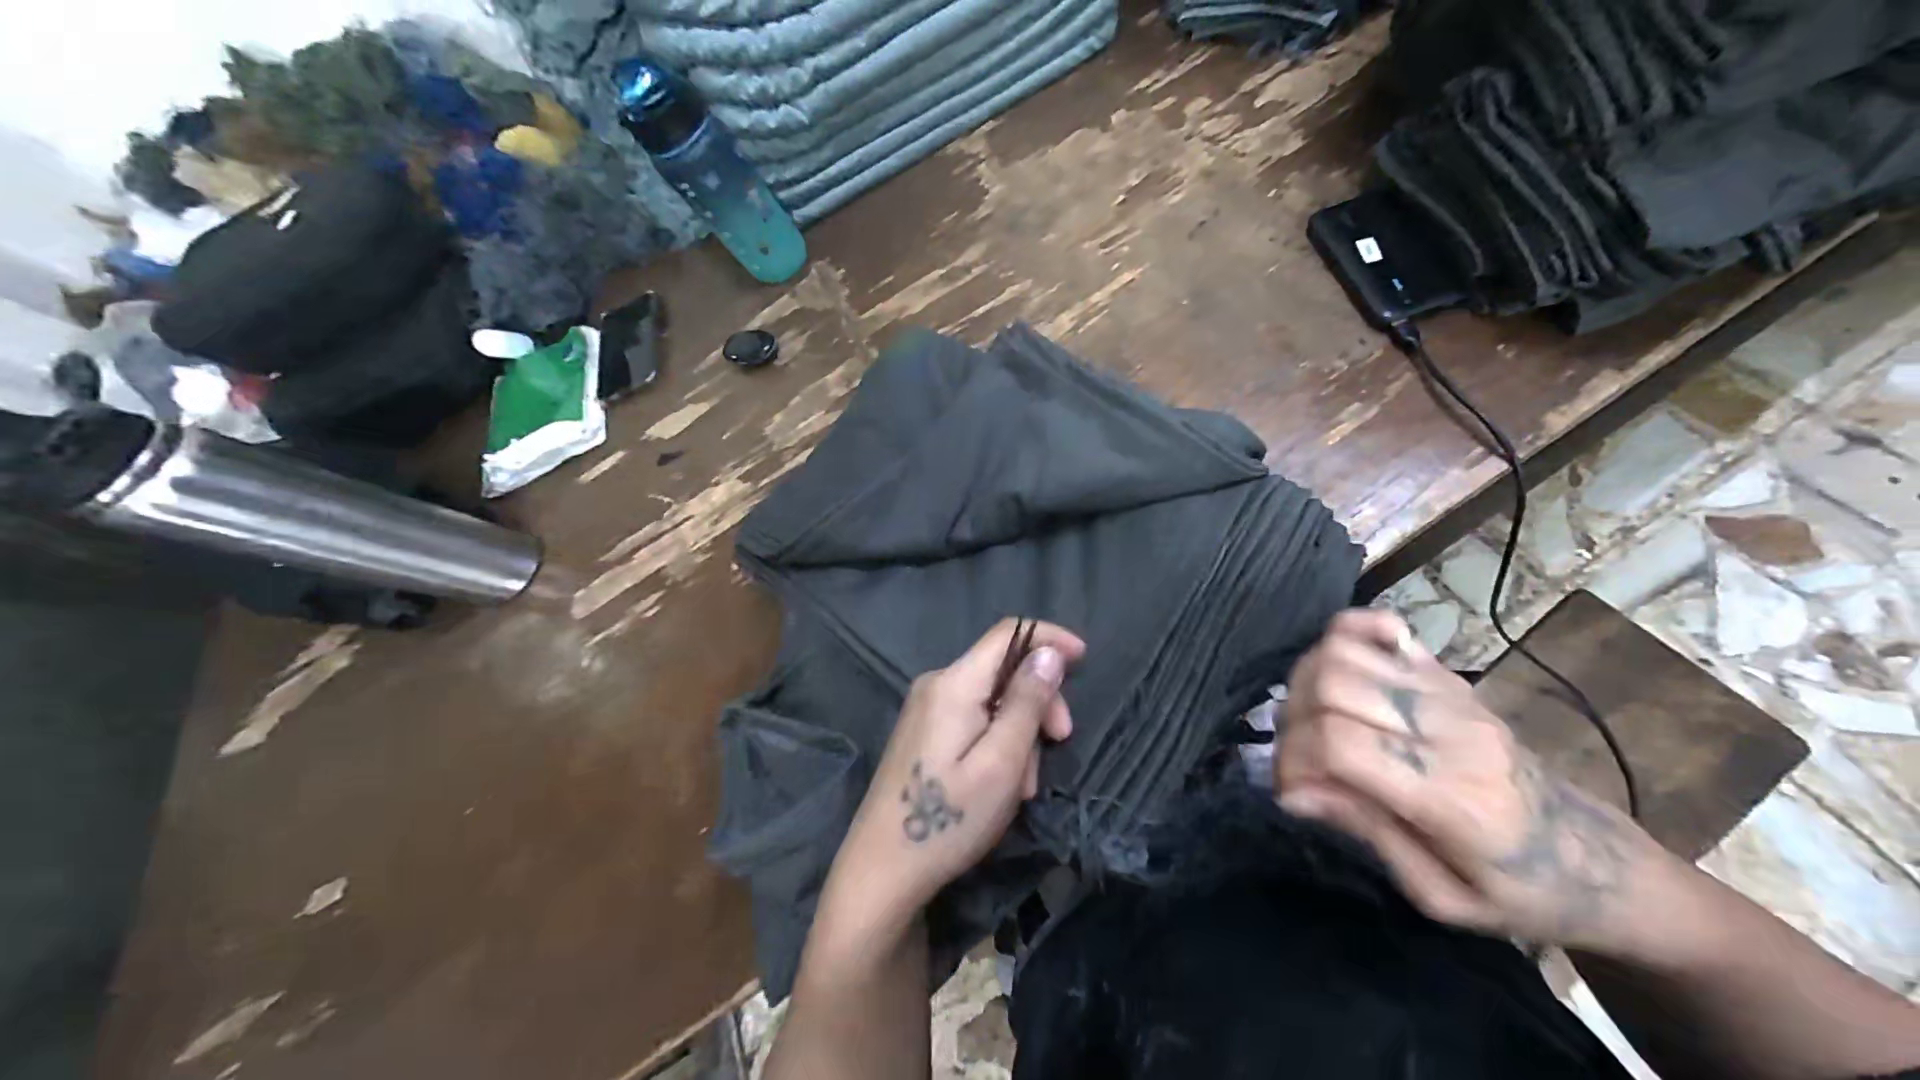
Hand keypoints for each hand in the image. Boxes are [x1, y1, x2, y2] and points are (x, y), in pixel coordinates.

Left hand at [818, 618, 1083, 938]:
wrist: (883, 869)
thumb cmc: (949, 818)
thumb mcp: (1002, 762)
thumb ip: (1027, 702)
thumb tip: (1049, 652)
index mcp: (953, 683)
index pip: (1007, 633)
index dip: (1049, 638)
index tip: (1084, 659)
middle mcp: (935, 685)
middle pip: (1002, 671)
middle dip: (1038, 702)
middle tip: (1060, 744)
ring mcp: (925, 710)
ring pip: (991, 702)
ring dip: (1019, 734)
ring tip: (1022, 787)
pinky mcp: (923, 733)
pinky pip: (973, 721)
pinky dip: (996, 744)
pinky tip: (1000, 785)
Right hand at [1277, 609, 1672, 951]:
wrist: (1600, 862)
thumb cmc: (1521, 893)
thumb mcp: (1442, 896)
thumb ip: (1367, 832)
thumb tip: (1294, 792)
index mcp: (1453, 798)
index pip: (1340, 743)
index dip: (1294, 761)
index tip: (1291, 793)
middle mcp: (1450, 730)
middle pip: (1332, 682)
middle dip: (1292, 719)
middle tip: (1299, 756)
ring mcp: (1452, 693)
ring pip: (1343, 649)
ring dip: (1305, 681)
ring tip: (1312, 720)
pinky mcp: (1450, 677)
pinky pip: (1380, 627)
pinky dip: (1343, 638)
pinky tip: (1339, 673)